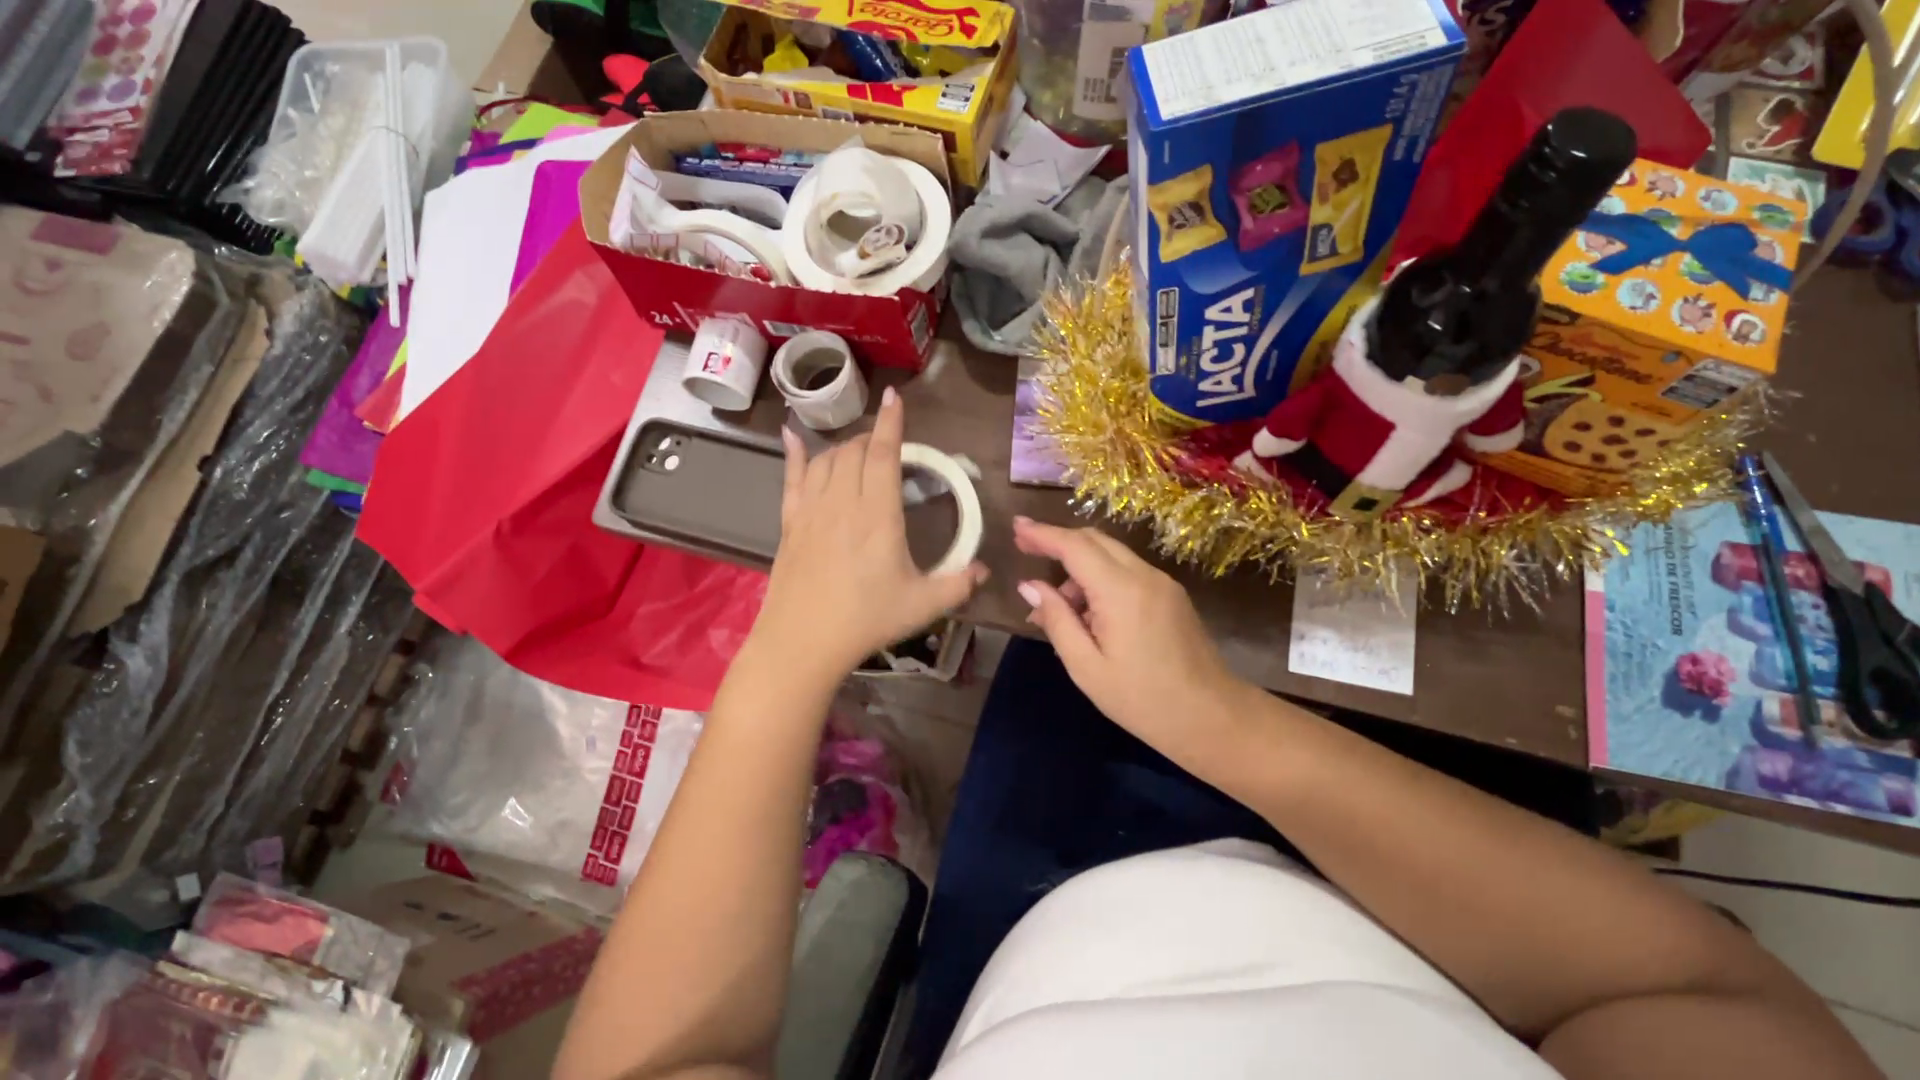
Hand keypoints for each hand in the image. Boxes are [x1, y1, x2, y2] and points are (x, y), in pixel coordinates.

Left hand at [749, 388, 987, 682]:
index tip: (895, 398)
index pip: (883, 455)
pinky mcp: (789, 523)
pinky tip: (791, 436)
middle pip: (853, 451)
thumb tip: (985, 571)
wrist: (803, 642)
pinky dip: (794, 453)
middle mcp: (842, 502)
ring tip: (857, 453)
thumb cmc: (866, 621)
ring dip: (843, 448)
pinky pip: (791, 478)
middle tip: (886, 447)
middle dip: (870, 439)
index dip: (891, 424)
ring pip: (825, 460)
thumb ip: (958, 584)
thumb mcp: (922, 605)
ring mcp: (810, 510)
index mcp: (878, 515)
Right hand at [1013, 517, 1255, 765]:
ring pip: (1112, 555)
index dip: (1043, 533)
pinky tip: (1087, 613)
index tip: (1016, 527)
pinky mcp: (1171, 596)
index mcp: (1121, 591)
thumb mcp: (1086, 667)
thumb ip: (1057, 621)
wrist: (1210, 716)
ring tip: (1055, 607)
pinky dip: (1101, 579)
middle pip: (1095, 540)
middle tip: (1025, 550)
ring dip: (1080, 567)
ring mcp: (1162, 583)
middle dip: (1059, 541)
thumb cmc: (1141, 700)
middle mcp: (1144, 575)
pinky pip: (1128, 572)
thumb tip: (1030, 586)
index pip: (1075, 546)